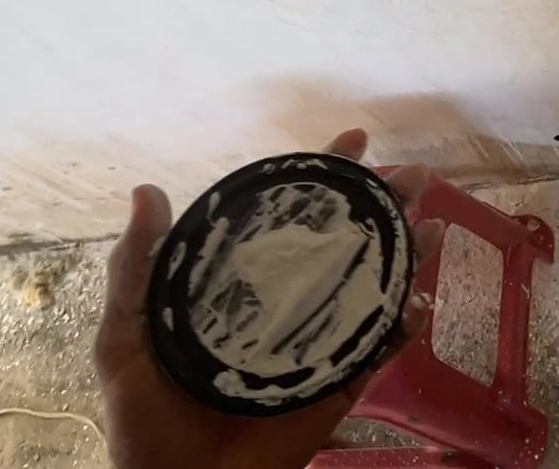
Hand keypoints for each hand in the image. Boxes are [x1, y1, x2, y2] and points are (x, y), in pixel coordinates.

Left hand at [92, 129, 446, 468]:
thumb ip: (136, 269)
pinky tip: (419, 301)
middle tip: (414, 174)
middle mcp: (298, 296)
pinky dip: (407, 322)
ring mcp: (326, 336)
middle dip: (388, 200)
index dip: (328, 173)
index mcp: (254, 279)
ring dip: (411, 251)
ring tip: (432, 225)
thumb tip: (146, 191)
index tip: (356, 140)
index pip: (296, 213)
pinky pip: (384, 345)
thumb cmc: (149, 419)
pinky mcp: (344, 377)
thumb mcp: (126, 339)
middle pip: (352, 237)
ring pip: (380, 281)